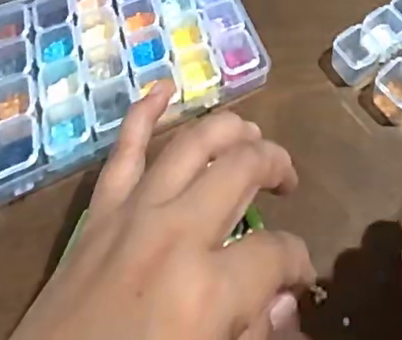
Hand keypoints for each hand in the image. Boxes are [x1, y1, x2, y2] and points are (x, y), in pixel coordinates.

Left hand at [11, 82, 314, 339]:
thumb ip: (252, 335)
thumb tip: (284, 300)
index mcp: (207, 289)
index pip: (275, 253)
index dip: (298, 260)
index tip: (300, 273)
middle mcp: (176, 232)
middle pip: (241, 170)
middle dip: (276, 165)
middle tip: (287, 181)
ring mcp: (134, 211)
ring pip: (192, 143)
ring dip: (228, 129)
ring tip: (251, 133)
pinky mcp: (100, 209)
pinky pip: (125, 148)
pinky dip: (144, 112)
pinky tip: (164, 87)